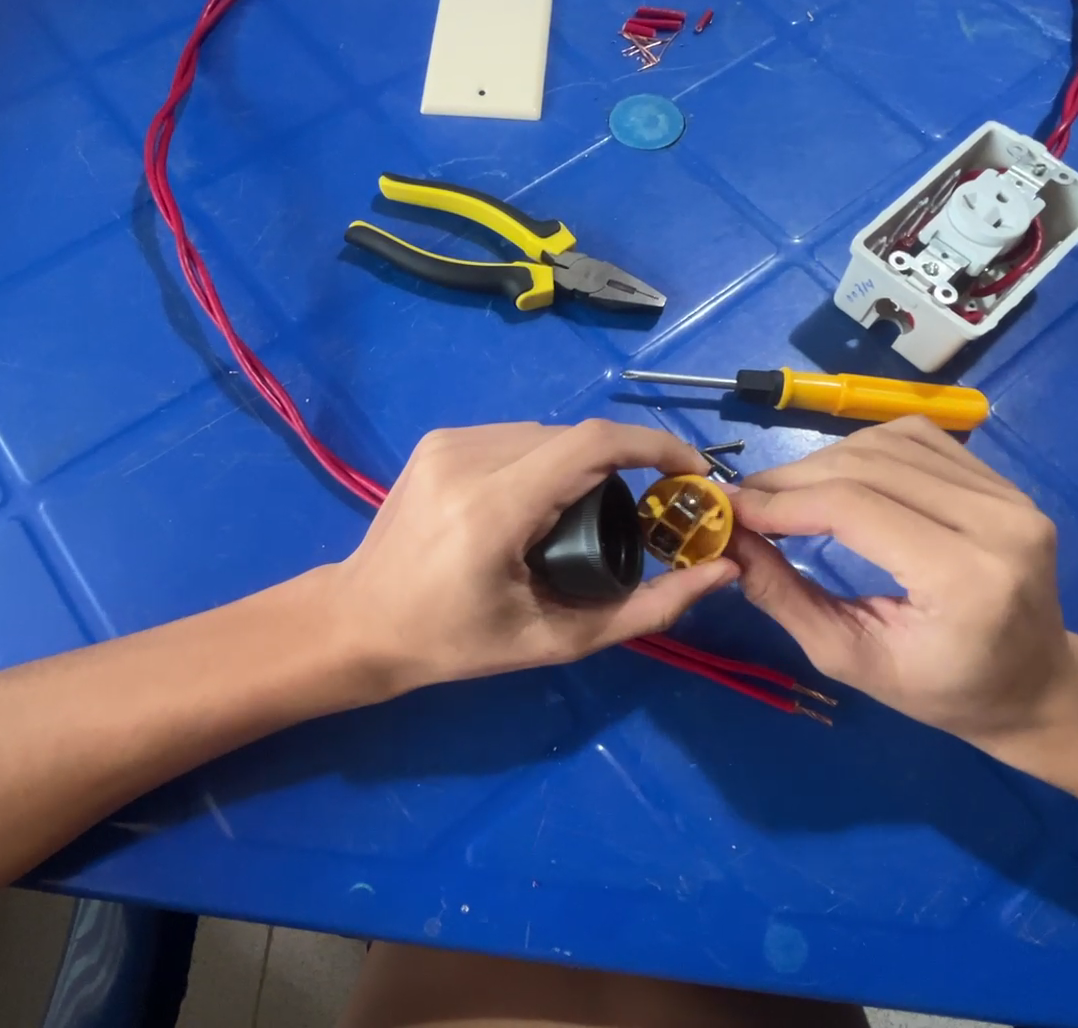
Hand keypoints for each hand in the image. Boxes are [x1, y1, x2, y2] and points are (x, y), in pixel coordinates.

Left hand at [333, 420, 740, 693]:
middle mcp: (467, 459)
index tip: (691, 472)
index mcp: (493, 508)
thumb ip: (645, 609)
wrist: (359, 622)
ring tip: (584, 516)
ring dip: (581, 464)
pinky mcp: (436, 440)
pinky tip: (540, 501)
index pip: (593, 445)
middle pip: (574, 438)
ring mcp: (446, 442)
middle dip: (621, 466)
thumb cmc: (454, 643)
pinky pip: (514, 437)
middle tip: (637, 513)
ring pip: (546, 433)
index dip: (655, 447)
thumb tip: (718, 573)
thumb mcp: (554, 640)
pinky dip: (544, 460)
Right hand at [728, 416, 1077, 748]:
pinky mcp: (1004, 482)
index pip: (853, 507)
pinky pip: (916, 439)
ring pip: (887, 442)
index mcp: (965, 578)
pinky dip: (861, 449)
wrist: (1037, 687)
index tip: (729, 511)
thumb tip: (728, 540)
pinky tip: (835, 477)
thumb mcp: (849, 658)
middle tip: (746, 502)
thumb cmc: (941, 692)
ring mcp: (1008, 494)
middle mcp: (996, 520)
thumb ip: (783, 596)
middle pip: (866, 465)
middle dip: (791, 479)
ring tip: (785, 494)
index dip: (781, 502)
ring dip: (822, 460)